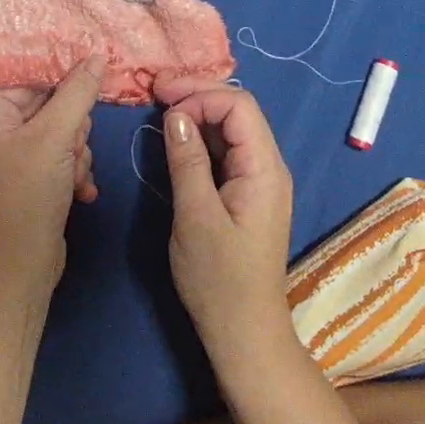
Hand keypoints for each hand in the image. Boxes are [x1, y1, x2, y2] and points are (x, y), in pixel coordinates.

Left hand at [0, 57, 101, 291]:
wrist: (14, 274)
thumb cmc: (25, 198)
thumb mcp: (55, 139)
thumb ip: (77, 94)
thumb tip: (97, 56)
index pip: (29, 80)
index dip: (62, 86)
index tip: (88, 97)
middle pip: (48, 107)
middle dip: (72, 130)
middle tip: (73, 151)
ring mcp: (7, 162)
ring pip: (60, 135)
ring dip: (77, 155)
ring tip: (76, 178)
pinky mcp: (26, 185)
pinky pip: (58, 161)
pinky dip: (73, 173)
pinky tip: (81, 193)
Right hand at [157, 79, 296, 364]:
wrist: (244, 332)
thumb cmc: (219, 279)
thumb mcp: (196, 217)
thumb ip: (188, 161)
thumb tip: (176, 114)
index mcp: (264, 168)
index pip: (239, 106)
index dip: (201, 94)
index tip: (161, 101)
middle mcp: (269, 166)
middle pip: (238, 111)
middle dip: (198, 95)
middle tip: (156, 91)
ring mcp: (259, 180)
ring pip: (232, 129)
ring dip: (197, 113)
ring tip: (160, 106)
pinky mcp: (247, 194)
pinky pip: (227, 151)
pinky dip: (201, 137)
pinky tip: (176, 137)